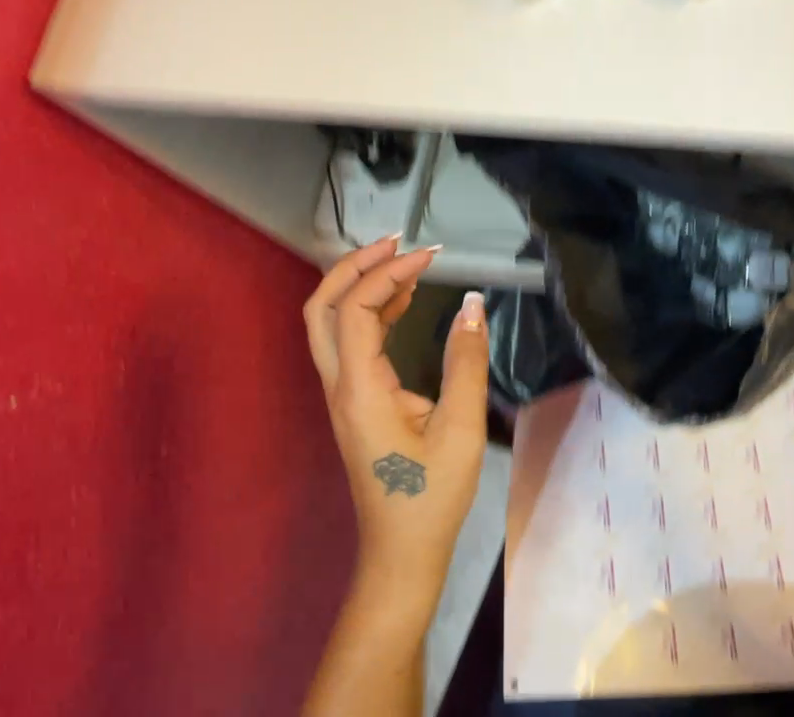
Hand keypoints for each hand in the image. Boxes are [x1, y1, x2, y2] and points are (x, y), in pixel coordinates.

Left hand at [304, 239, 492, 602]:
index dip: (388, 273)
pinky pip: (350, 342)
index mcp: (359, 389)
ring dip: (361, 285)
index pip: (355, 309)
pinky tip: (405, 302)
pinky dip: (372, 312)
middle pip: (321, 308)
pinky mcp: (354, 402)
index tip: (431, 257)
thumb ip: (466, 362)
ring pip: (331, 323)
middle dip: (355, 266)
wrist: (402, 552)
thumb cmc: (431, 496)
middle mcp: (339, 385)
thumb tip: (473, 305)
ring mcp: (342, 394)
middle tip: (399, 241)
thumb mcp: (461, 429)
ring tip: (407, 262)